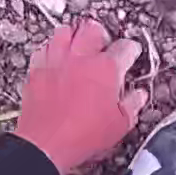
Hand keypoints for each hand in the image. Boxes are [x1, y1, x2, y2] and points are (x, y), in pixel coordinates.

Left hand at [14, 19, 148, 174]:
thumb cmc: (82, 136)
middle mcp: (81, 58)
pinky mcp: (37, 69)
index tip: (131, 53)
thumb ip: (132, 105)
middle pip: (92, 29)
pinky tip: (57, 58)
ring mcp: (57, 61)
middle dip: (101, 34)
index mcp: (106, 69)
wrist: (45, 145)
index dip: (131, 49)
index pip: (125, 47)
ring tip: (79, 47)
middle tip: (104, 45)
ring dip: (74, 36)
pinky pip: (44, 47)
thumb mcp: (119, 125)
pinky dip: (52, 49)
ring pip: (65, 31)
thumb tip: (138, 95)